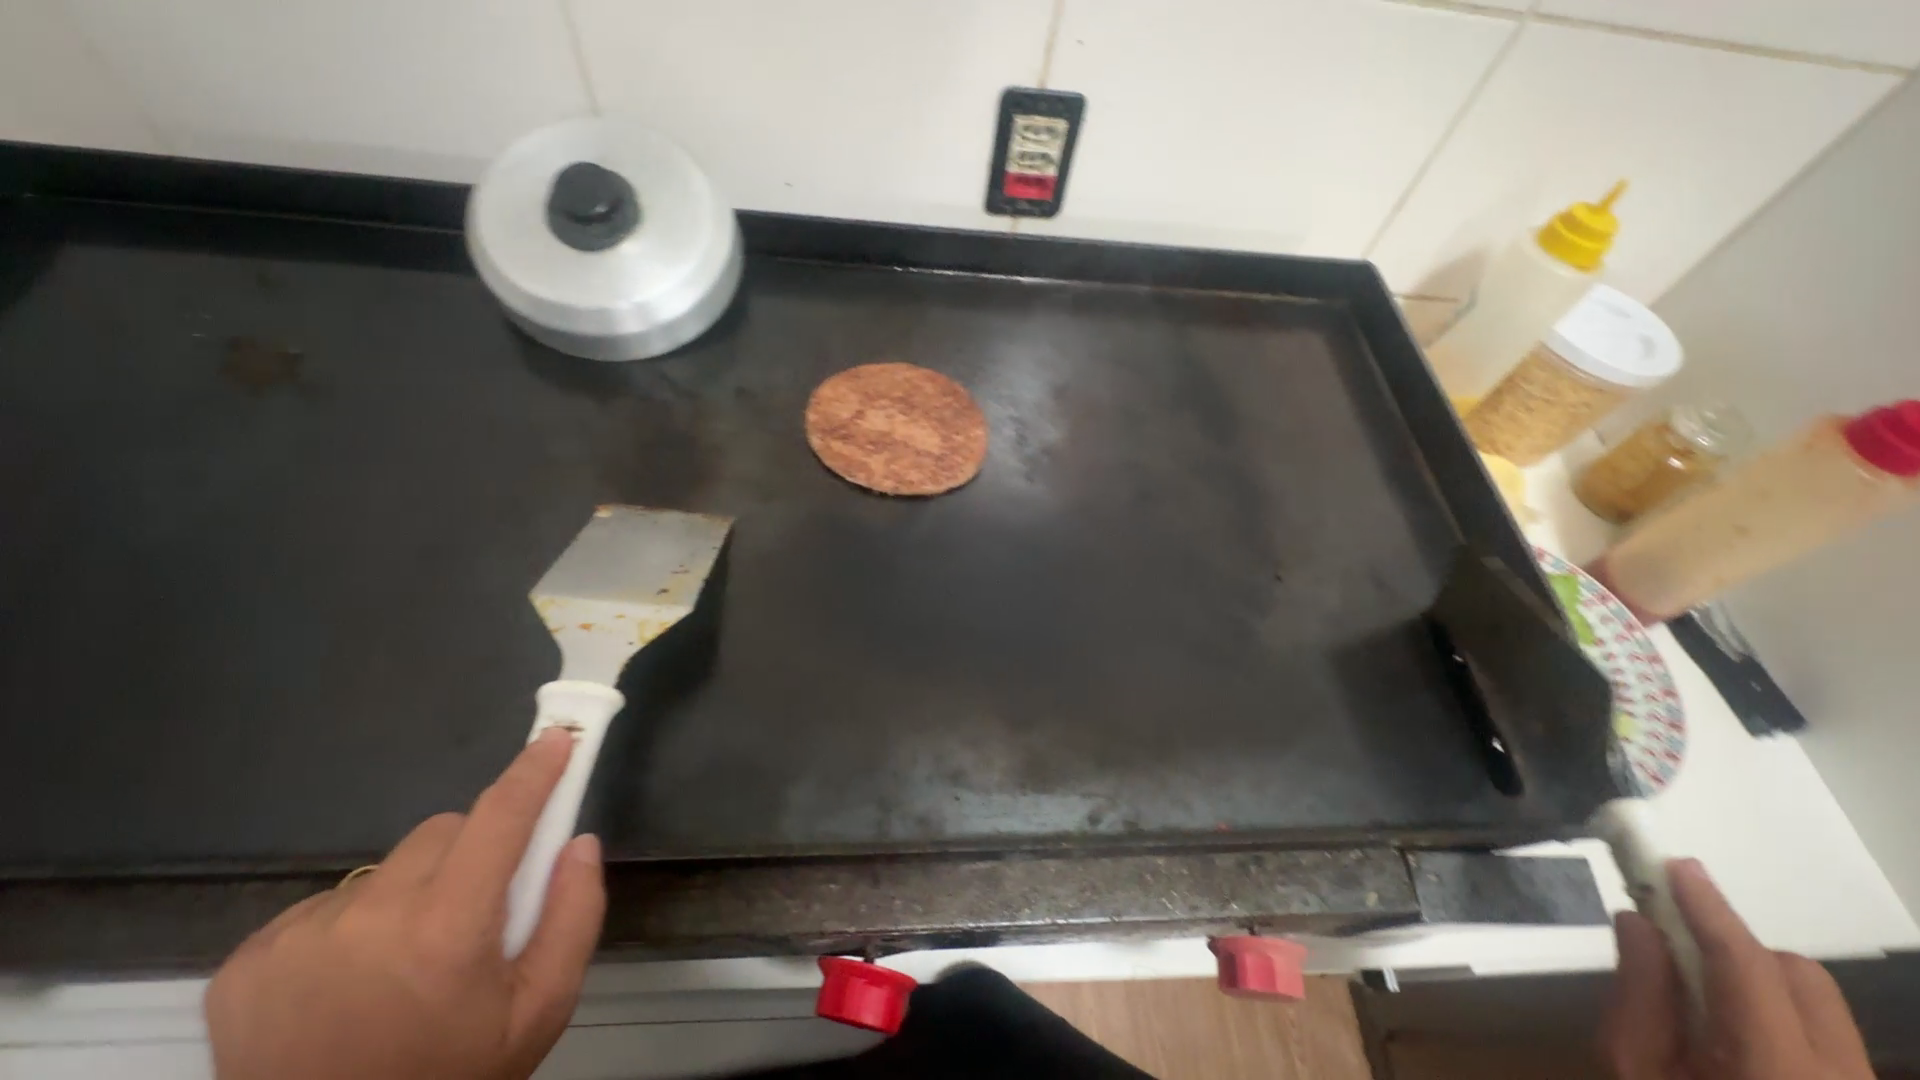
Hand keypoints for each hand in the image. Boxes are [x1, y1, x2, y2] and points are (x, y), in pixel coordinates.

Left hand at [205, 727, 607, 1079]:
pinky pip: (327, 906)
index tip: (558, 738)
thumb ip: (574, 918)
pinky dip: (354, 926)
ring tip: (408, 961)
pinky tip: (351, 983)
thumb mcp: (540, 1011)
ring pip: (388, 868)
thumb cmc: (454, 1077)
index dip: (534, 772)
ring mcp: (298, 937)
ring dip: (414, 890)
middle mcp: (368, 918)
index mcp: (447, 931)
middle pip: (443, 833)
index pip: (500, 819)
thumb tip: (576, 843)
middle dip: (474, 851)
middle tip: (480, 908)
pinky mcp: (246, 959)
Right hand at [1602, 858, 1871, 1079]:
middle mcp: (1840, 1077)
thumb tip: (1640, 922)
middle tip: (1673, 948)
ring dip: (1757, 985)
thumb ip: (1639, 995)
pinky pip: (1827, 1038)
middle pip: (1797, 974)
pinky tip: (1734, 1046)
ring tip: (1702, 1009)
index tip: (1673, 865)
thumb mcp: (1632, 1071)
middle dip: (1735, 949)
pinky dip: (1778, 1020)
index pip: (1745, 964)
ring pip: (1818, 1005)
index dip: (1708, 908)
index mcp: (1773, 1069)